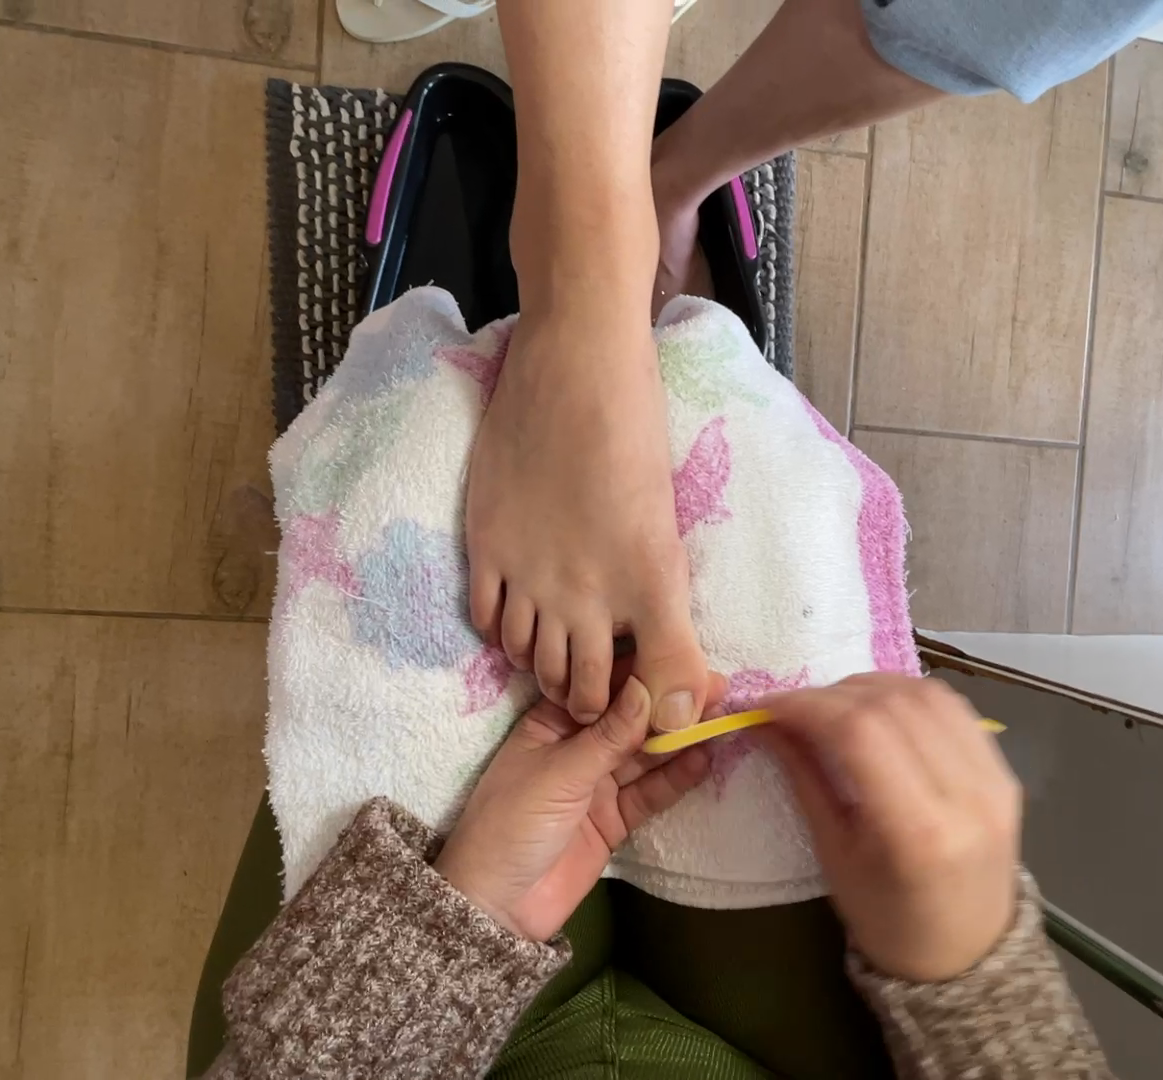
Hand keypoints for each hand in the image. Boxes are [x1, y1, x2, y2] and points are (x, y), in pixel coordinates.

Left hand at [436, 669, 725, 940]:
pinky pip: (650, 793)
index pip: (604, 689)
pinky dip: (675, 778)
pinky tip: (703, 760)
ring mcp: (599, 784)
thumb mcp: (560, 772)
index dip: (644, 676)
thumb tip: (647, 688)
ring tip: (721, 719)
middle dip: (671, 706)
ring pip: (646, 755)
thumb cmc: (512, 823)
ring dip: (681, 739)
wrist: (496, 907)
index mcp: (553, 723)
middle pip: (632, 721)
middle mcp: (580, 746)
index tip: (684, 662)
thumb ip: (608, 736)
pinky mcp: (615, 819)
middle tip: (719, 689)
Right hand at [465, 302, 710, 730]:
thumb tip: (674, 654)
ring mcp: (532, 575)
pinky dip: (504, 635)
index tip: (646, 702)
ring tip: (558, 662)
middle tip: (597, 691)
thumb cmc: (636, 430)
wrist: (577, 369)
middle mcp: (588, 595)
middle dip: (594, 701)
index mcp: (650, 585)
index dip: (654, 711)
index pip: (658, 687)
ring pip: (534, 661)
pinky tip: (517, 622)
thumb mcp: (667, 518)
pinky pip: (488, 622)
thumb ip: (666, 597)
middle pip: (584, 687)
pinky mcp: (488, 548)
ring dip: (548, 672)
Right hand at [758, 674, 1021, 981]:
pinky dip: (905, 694)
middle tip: (794, 707)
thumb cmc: (886, 917)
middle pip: (890, 706)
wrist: (966, 956)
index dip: (806, 706)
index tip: (768, 706)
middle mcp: (966, 796)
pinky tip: (878, 707)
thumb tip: (766, 721)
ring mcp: (994, 780)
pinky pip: (952, 707)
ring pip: (924, 693)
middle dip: (829, 694)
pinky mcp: (1004, 771)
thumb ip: (803, 775)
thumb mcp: (832, 852)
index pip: (859, 733)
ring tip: (833, 704)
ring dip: (867, 685)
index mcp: (918, 831)